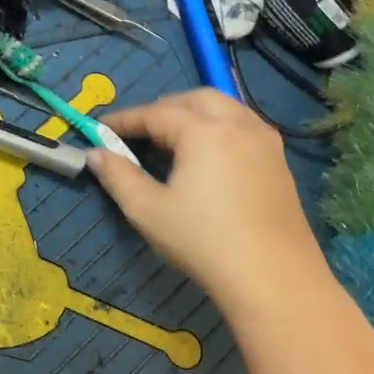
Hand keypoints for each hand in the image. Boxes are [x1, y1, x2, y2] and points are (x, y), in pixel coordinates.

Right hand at [89, 90, 325, 302]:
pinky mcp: (278, 163)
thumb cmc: (201, 238)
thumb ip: (117, 175)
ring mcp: (266, 143)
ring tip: (168, 141)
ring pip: (226, 109)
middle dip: (163, 107)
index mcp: (204, 133)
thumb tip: (95, 154)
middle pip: (197, 99)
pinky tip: (203, 157)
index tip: (99, 128)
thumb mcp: (145, 209)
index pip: (156, 113)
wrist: (271, 274)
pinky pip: (243, 128)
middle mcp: (240, 127)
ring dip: (193, 114)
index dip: (124, 119)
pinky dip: (217, 128)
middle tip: (137, 130)